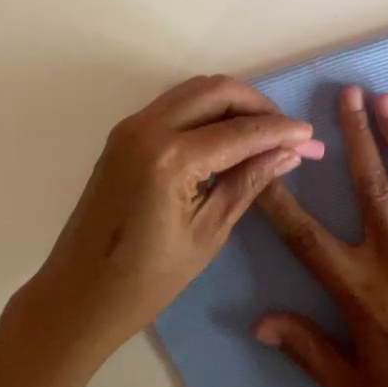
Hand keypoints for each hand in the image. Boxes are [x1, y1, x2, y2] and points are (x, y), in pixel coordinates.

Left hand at [0, 74, 323, 386]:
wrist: (77, 296)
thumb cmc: (146, 280)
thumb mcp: (208, 233)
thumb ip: (248, 182)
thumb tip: (288, 152)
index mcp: (170, 157)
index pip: (239, 130)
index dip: (279, 130)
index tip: (310, 136)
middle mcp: (148, 127)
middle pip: (216, 90)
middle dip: (257, 104)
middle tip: (287, 131)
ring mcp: (131, 125)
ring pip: (194, 90)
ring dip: (231, 102)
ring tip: (263, 132)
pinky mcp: (124, 133)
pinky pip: (175, 104)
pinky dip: (206, 109)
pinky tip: (227, 135)